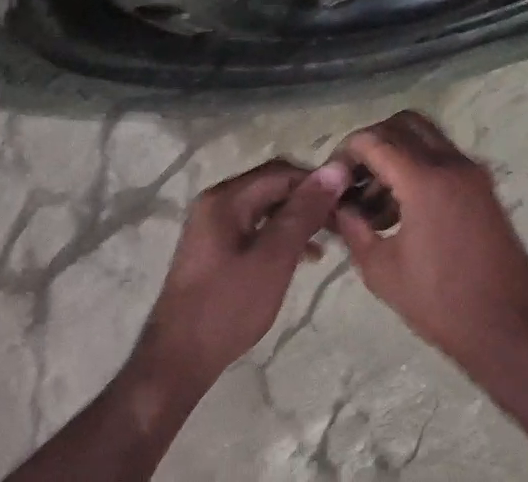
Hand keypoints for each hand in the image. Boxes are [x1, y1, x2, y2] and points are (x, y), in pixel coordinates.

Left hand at [135, 158, 349, 385]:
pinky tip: (304, 257)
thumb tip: (335, 170)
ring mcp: (213, 226)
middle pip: (272, 187)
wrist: (179, 358)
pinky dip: (281, 236)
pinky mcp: (215, 249)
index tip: (348, 202)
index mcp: (226, 198)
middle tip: (341, 223)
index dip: (316, 182)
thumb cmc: (229, 306)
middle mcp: (217, 203)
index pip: (281, 172)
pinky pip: (256, 229)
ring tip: (330, 240)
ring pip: (266, 209)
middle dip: (308, 201)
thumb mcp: (274, 258)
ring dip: (297, 220)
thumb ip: (303, 213)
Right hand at [330, 112, 527, 366]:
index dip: (346, 152)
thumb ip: (352, 227)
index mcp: (425, 179)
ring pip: (426, 138)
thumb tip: (337, 205)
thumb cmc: (440, 303)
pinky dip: (418, 167)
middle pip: (403, 124)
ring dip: (396, 154)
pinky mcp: (483, 187)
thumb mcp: (381, 269)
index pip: (375, 139)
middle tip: (353, 178)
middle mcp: (452, 163)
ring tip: (373, 202)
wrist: (510, 328)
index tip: (331, 179)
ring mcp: (473, 173)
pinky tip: (400, 211)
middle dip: (372, 143)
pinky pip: (443, 158)